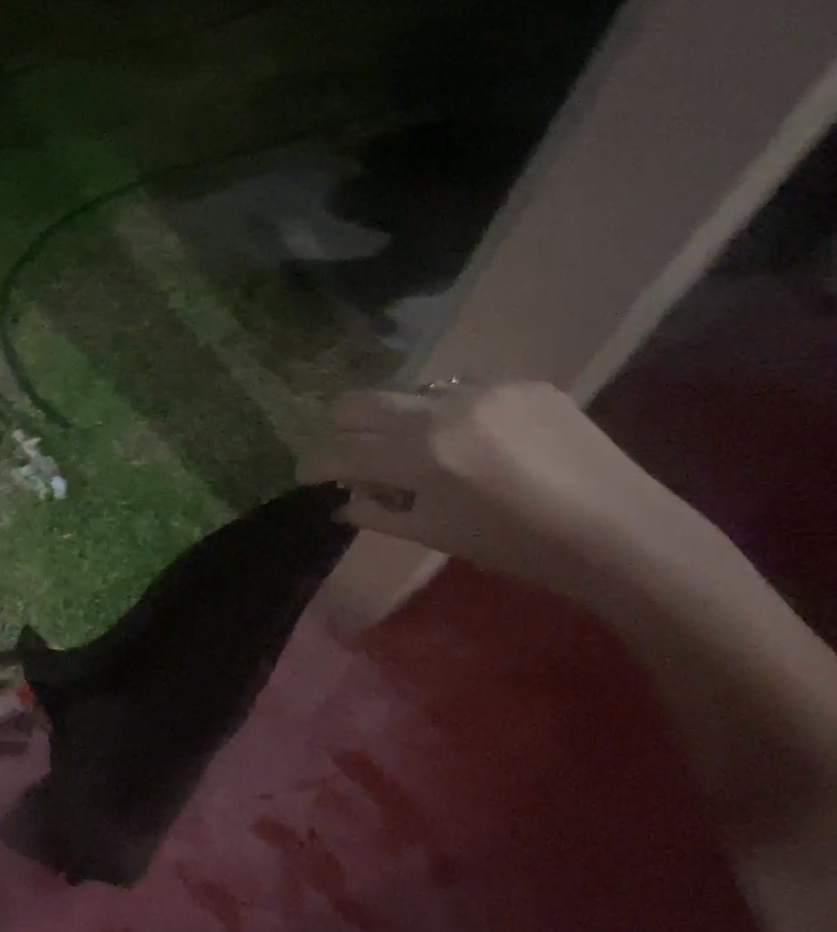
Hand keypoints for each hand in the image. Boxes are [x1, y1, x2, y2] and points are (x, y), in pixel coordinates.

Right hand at [298, 381, 684, 596]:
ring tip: (422, 450)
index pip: (339, 450)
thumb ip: (378, 513)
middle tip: (354, 456)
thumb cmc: (520, 548)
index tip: (306, 475)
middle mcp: (442, 410)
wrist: (625, 535)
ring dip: (399, 420)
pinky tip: (478, 442)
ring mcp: (484, 389)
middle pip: (358, 402)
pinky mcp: (522, 382)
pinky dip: (451, 414)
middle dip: (344, 430)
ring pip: (408, 391)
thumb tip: (343, 501)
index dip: (313, 464)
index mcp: (419, 455)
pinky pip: (461, 390)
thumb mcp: (436, 535)